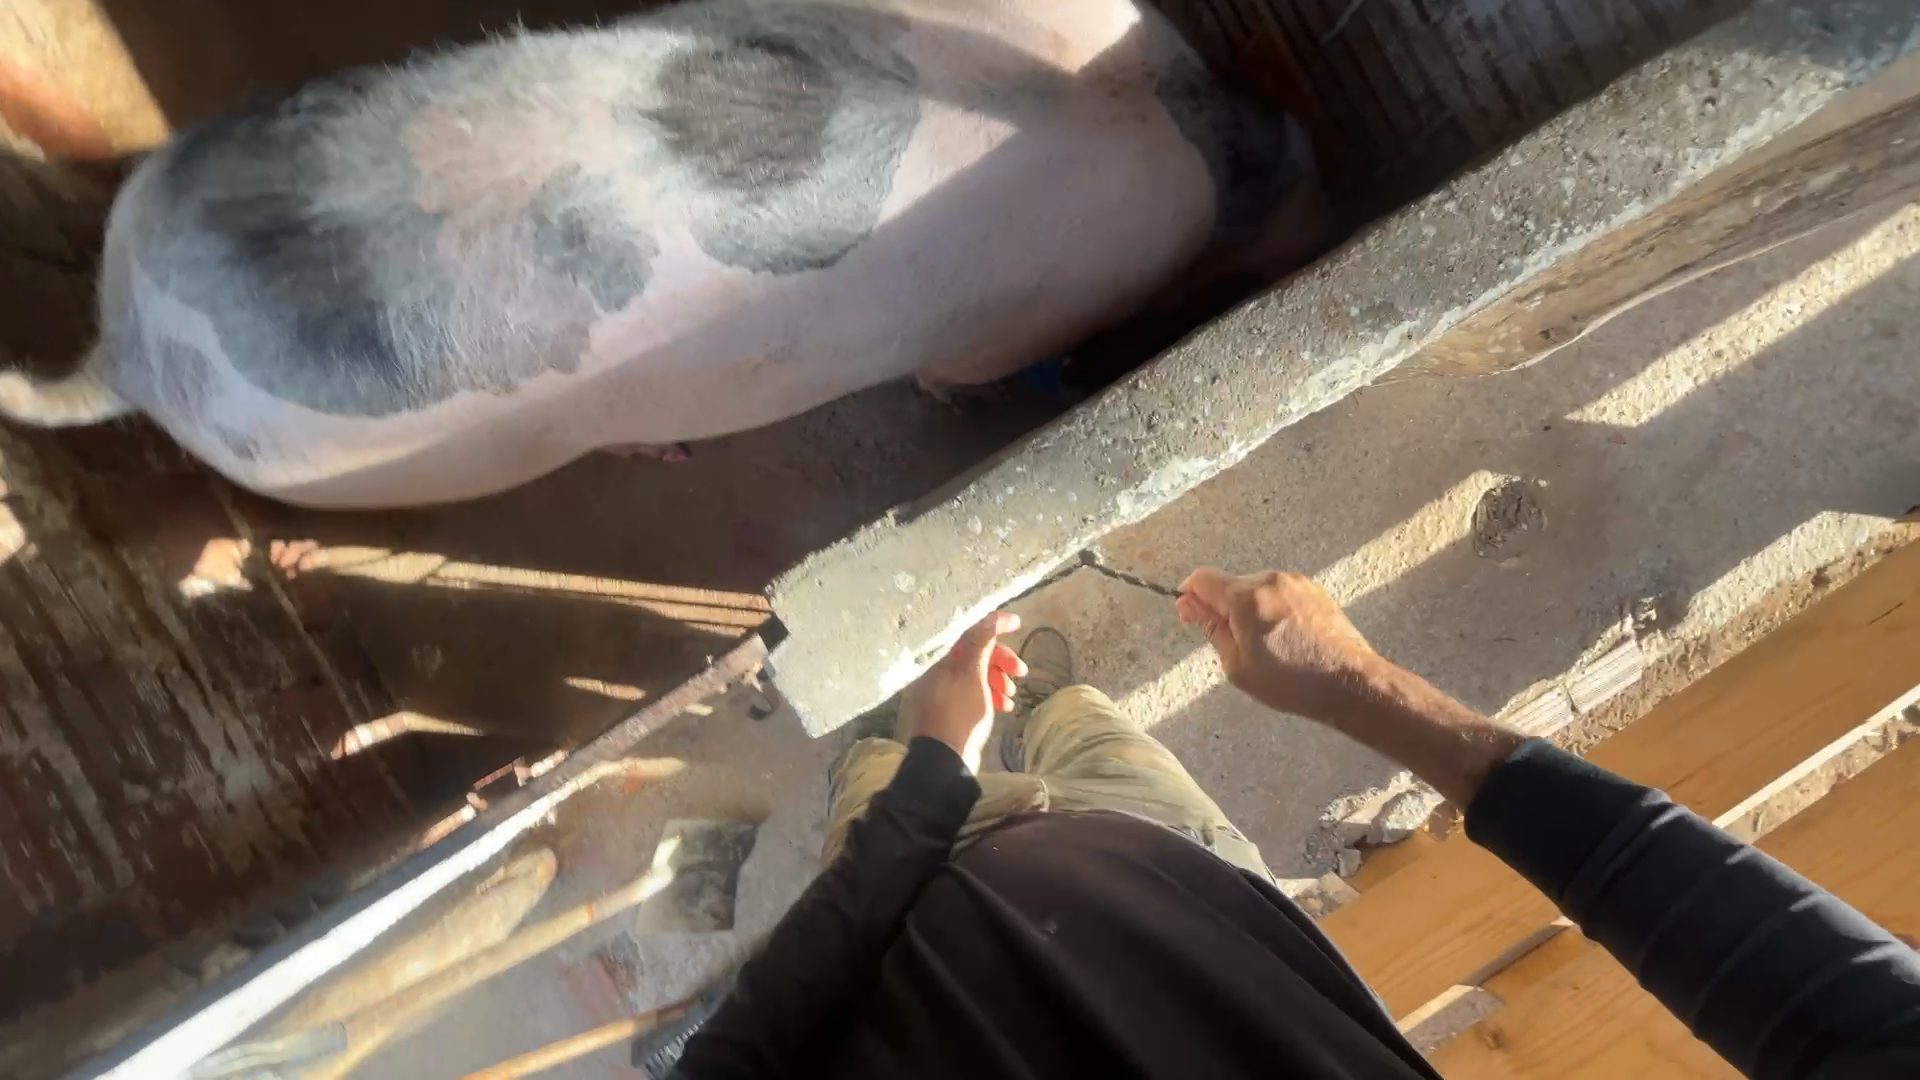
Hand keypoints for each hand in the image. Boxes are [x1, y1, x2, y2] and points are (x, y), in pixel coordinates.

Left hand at [899, 612, 1027, 771]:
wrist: (944, 761)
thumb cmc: (960, 715)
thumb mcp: (972, 676)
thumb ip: (980, 645)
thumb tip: (991, 618)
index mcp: (944, 662)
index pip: (972, 635)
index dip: (996, 626)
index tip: (1018, 624)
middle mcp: (942, 674)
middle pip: (977, 656)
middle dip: (1002, 660)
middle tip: (1021, 672)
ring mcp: (946, 695)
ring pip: (979, 676)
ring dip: (999, 680)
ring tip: (1012, 695)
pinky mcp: (952, 713)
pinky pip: (975, 696)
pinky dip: (992, 697)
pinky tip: (1005, 707)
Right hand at [1177, 568, 1379, 719]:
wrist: (1351, 683)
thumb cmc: (1290, 681)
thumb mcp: (1237, 664)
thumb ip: (1211, 628)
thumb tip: (1190, 606)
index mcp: (1245, 597)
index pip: (1201, 579)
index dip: (1189, 596)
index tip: (1191, 618)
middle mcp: (1269, 580)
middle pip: (1229, 584)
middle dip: (1220, 606)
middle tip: (1228, 640)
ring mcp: (1295, 582)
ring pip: (1254, 588)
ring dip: (1247, 608)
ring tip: (1261, 642)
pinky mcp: (1313, 590)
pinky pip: (1277, 592)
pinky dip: (1270, 608)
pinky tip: (1282, 636)